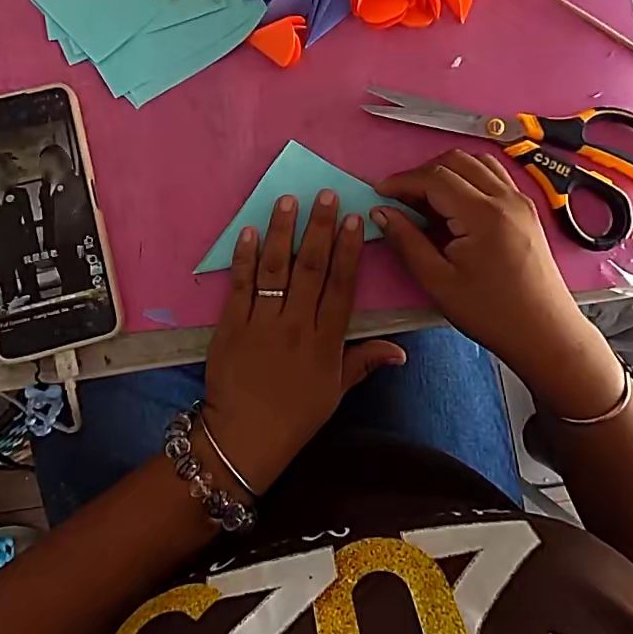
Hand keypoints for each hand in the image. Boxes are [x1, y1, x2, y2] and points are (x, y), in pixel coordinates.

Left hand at [202, 190, 405, 496]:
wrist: (244, 438)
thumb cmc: (296, 415)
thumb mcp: (336, 392)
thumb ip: (364, 362)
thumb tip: (401, 352)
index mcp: (326, 341)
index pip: (342, 287)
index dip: (349, 251)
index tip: (354, 220)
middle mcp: (297, 326)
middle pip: (311, 269)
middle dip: (319, 229)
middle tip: (324, 195)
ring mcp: (262, 324)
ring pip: (275, 270)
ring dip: (283, 232)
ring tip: (288, 201)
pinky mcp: (231, 327)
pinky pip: (240, 287)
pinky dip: (245, 258)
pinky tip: (251, 231)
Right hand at [372, 151, 617, 409]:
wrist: (544, 332)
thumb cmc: (492, 313)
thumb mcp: (438, 281)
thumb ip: (406, 241)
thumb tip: (383, 213)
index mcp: (483, 214)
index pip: (435, 178)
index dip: (402, 181)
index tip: (381, 192)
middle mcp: (506, 198)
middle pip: (456, 161)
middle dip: (422, 172)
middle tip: (401, 197)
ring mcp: (520, 201)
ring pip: (477, 162)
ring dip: (447, 171)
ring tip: (426, 199)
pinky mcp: (526, 210)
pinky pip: (494, 176)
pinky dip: (469, 177)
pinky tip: (455, 204)